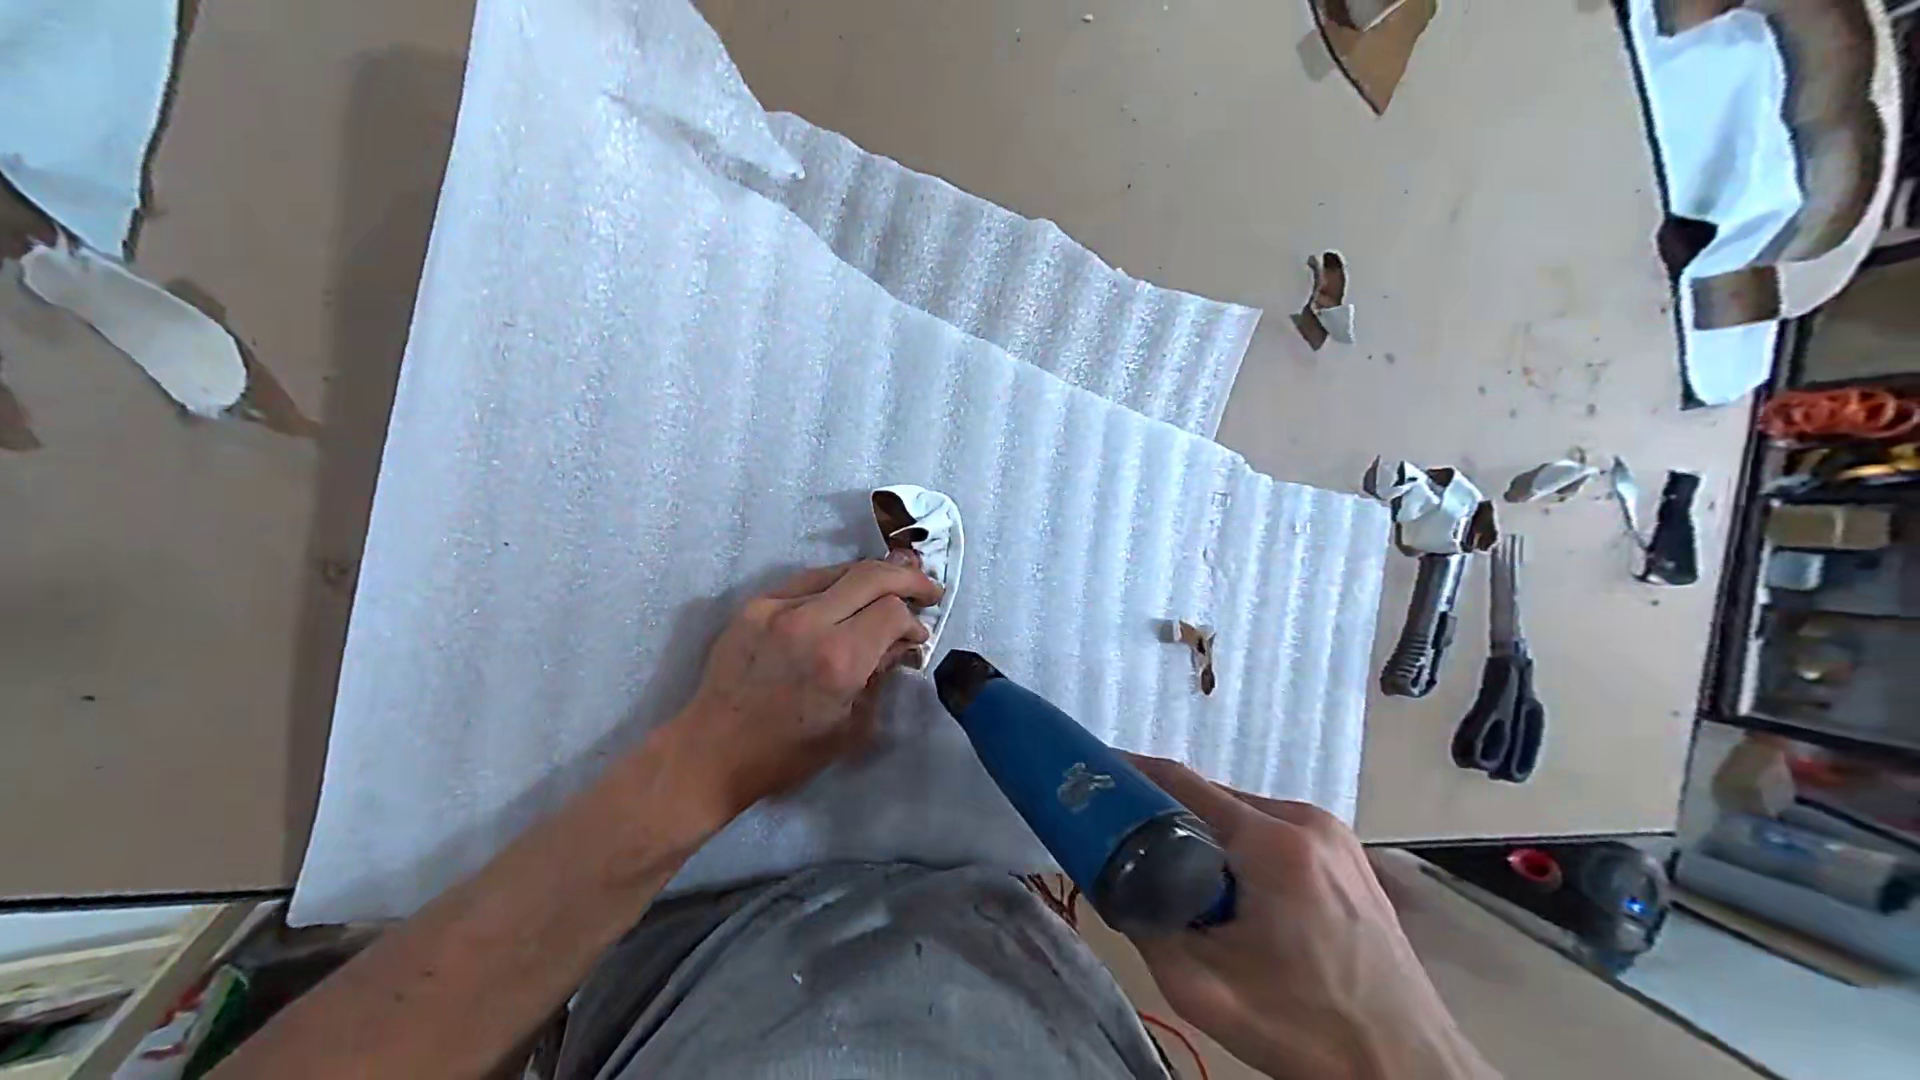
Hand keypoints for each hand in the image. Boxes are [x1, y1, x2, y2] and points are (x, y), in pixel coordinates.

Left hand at [668, 559, 942, 814]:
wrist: (714, 749)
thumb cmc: (789, 751)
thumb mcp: (853, 724)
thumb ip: (881, 673)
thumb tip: (901, 642)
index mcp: (839, 659)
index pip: (892, 611)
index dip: (912, 620)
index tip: (916, 636)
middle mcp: (810, 623)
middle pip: (872, 575)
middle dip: (907, 579)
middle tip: (926, 588)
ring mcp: (777, 607)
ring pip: (839, 571)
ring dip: (871, 578)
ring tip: (889, 587)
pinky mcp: (756, 604)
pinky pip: (807, 582)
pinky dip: (834, 586)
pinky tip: (844, 599)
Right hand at [1125, 755, 1497, 1079]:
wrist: (1409, 1071)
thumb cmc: (1304, 1030)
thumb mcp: (1202, 990)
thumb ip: (1144, 927)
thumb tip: (1105, 879)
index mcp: (1272, 843)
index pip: (1183, 783)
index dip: (1133, 775)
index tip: (1097, 777)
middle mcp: (1306, 821)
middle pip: (1213, 797)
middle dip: (1167, 815)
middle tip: (1132, 843)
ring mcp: (1333, 833)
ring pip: (1243, 813)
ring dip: (1205, 833)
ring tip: (1183, 875)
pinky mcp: (1346, 852)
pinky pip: (1273, 831)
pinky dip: (1241, 847)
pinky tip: (1233, 887)